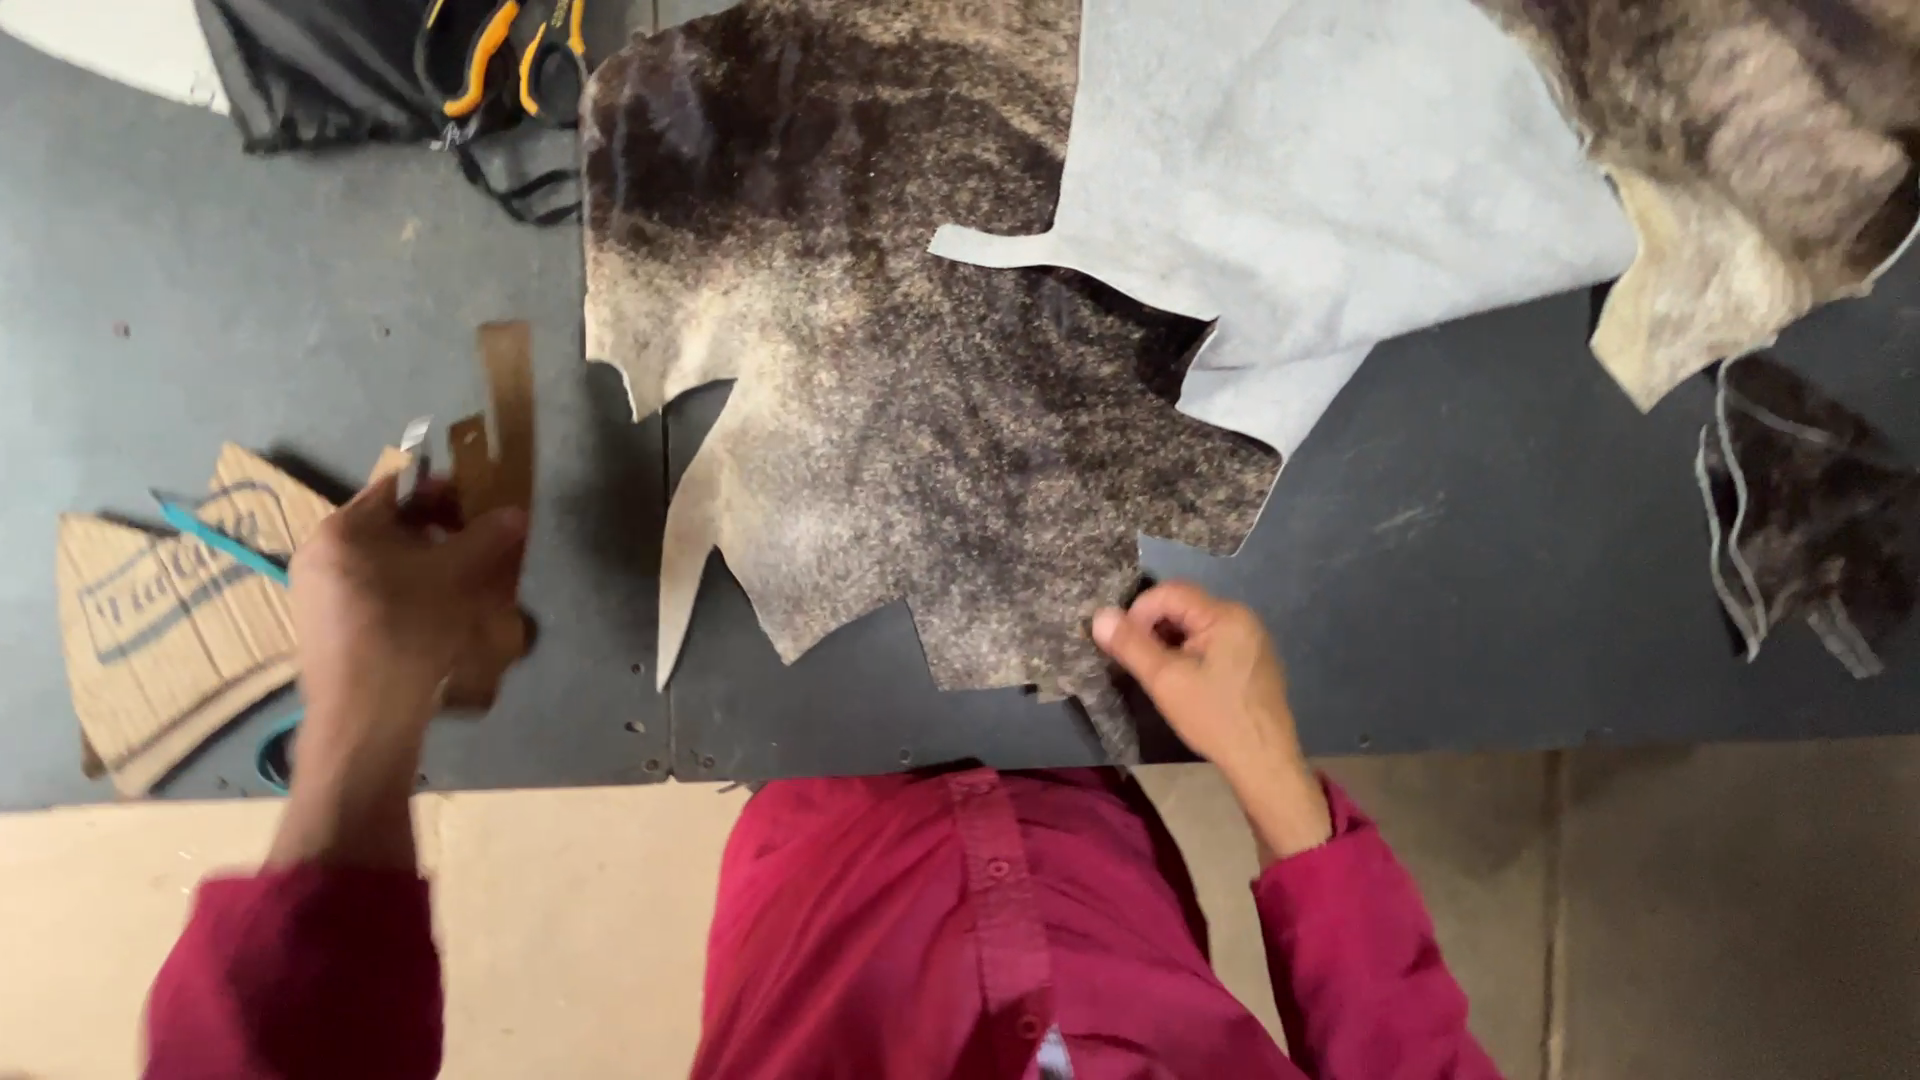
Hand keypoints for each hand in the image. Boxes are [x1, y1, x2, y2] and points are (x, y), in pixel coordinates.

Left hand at [269, 473, 526, 867]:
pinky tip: (439, 609)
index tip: (482, 503)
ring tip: (469, 578)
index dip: (446, 488)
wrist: (366, 711)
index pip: (399, 486)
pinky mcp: (326, 621)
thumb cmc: (409, 629)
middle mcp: (320, 552)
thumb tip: (515, 513)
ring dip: (430, 558)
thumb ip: (487, 536)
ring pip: (386, 557)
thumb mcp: (459, 575)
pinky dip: (410, 585)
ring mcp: (317, 589)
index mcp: (343, 530)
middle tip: (482, 542)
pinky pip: (375, 586)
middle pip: (393, 524)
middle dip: (443, 527)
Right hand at [1093, 583, 1330, 860]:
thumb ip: (1130, 644)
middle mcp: (1243, 617)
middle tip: (1137, 661)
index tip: (1124, 644)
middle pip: (1183, 606)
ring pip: (1195, 625)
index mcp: (1225, 615)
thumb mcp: (1164, 680)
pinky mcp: (1252, 659)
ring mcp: (1251, 639)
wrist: (1263, 762)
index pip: (1169, 592)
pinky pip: (1211, 641)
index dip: (1138, 612)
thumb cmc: (1214, 718)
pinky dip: (1189, 652)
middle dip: (1152, 628)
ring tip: (1157, 673)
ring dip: (1168, 641)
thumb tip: (1099, 616)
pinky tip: (1183, 680)